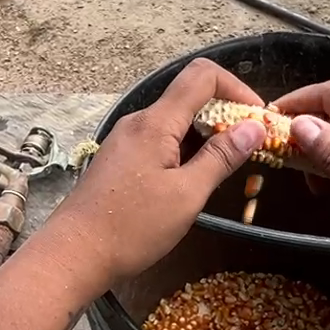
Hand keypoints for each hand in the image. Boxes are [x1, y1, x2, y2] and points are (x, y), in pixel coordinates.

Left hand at [37, 59, 266, 296]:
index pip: (202, 76)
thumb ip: (221, 158)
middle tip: (248, 150)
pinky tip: (192, 181)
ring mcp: (126, 141)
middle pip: (189, 98)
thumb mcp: (187, 195)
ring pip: (174, 123)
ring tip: (224, 170)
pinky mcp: (120, 161)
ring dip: (204, 138)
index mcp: (155, 122)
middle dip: (224, 117)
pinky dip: (183, 152)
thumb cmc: (131, 228)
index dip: (236, 88)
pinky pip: (159, 142)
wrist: (73, 254)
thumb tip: (252, 127)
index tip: (256, 119)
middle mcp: (138, 123)